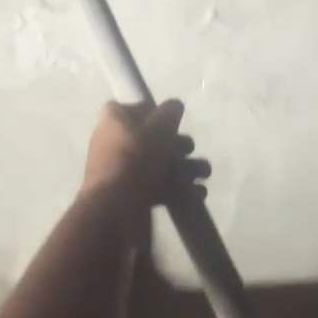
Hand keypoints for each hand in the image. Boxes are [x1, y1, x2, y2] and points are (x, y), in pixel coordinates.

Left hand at [81, 99, 209, 206]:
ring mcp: (122, 171)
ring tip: (204, 174)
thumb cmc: (135, 160)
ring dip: (184, 168)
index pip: (133, 108)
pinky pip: (157, 187)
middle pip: (150, 138)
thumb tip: (175, 105)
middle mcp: (114, 142)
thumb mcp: (157, 129)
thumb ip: (169, 114)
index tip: (172, 121)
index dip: (154, 112)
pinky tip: (198, 194)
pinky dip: (178, 189)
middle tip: (191, 149)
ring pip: (158, 163)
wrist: (115, 212)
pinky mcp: (131, 196)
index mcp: (114, 121)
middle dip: (178, 144)